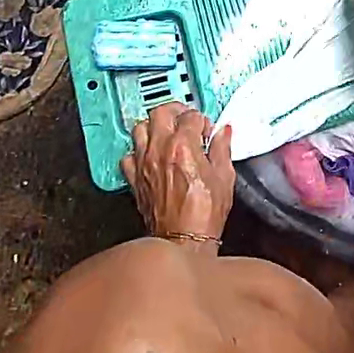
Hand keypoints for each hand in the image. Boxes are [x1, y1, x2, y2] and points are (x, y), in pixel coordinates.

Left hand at [121, 104, 233, 244]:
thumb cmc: (204, 214)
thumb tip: (224, 133)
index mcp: (183, 146)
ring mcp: (144, 163)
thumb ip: (222, 149)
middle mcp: (159, 150)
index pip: (191, 116)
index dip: (202, 120)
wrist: (183, 241)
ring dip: (154, 126)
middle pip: (160, 112)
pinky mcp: (135, 179)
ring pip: (140, 128)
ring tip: (167, 133)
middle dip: (176, 111)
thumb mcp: (224, 177)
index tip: (207, 130)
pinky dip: (138, 151)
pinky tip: (151, 156)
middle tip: (186, 120)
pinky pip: (129, 155)